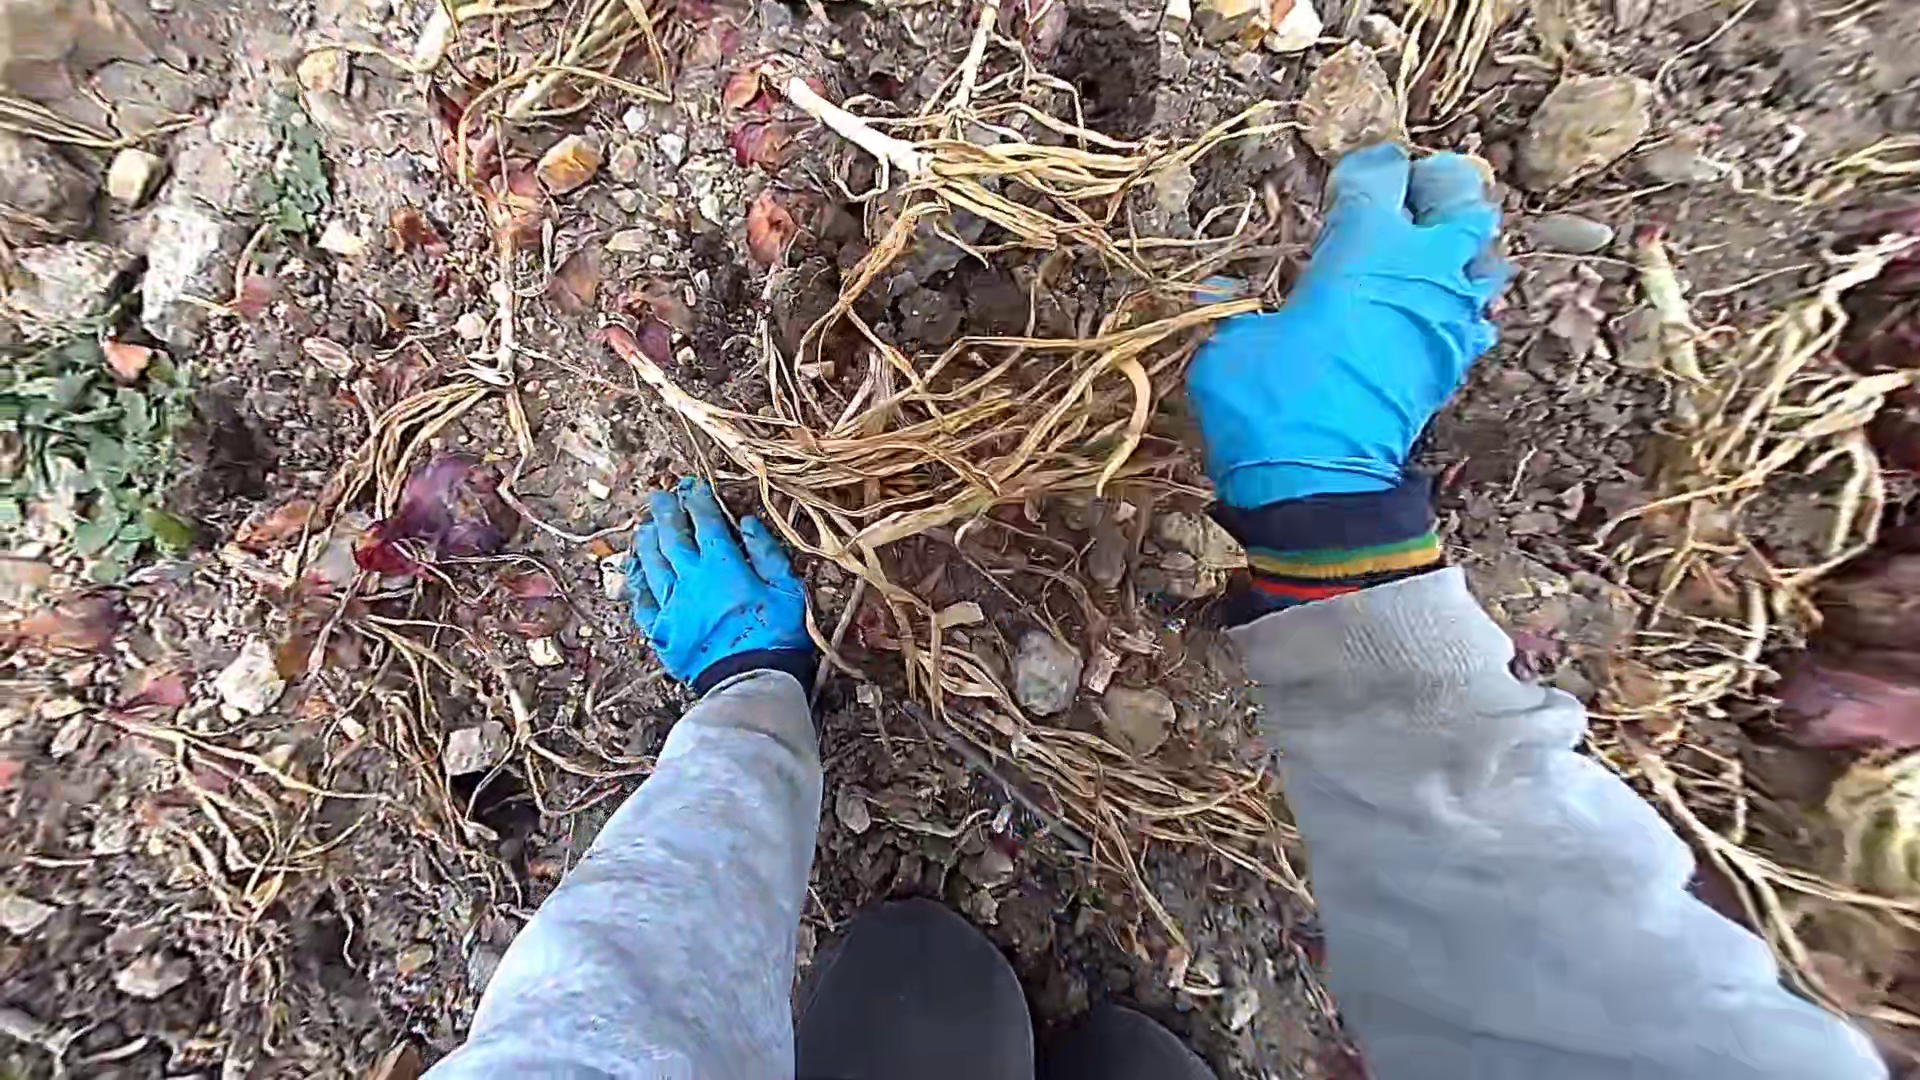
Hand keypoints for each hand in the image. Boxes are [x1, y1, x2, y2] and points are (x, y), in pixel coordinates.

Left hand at [625, 477, 811, 686]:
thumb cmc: (777, 633)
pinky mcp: (661, 630)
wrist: (752, 681)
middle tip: (659, 497)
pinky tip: (635, 571)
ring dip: (647, 541)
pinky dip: (637, 581)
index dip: (698, 501)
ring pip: (652, 564)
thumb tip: (747, 523)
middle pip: (672, 538)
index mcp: (722, 565)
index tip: (692, 486)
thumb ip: (767, 553)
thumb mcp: (788, 588)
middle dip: (666, 514)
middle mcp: (690, 579)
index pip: (705, 523)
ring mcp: (671, 604)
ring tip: (645, 526)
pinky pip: (642, 600)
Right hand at [1187, 143, 1504, 506]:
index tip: (1336, 186)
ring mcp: (1449, 317)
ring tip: (1417, 251)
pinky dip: (1453, 298)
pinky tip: (1422, 311)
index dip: (1356, 172)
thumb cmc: (1266, 406)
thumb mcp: (1226, 349)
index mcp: (1365, 251)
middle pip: (1457, 192)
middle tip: (1397, 195)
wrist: (1314, 485)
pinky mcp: (1453, 361)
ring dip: (1453, 239)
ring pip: (1482, 248)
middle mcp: (1423, 270)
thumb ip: (1229, 308)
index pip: (1378, 176)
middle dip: (1428, 183)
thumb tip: (1217, 289)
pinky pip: (1474, 310)